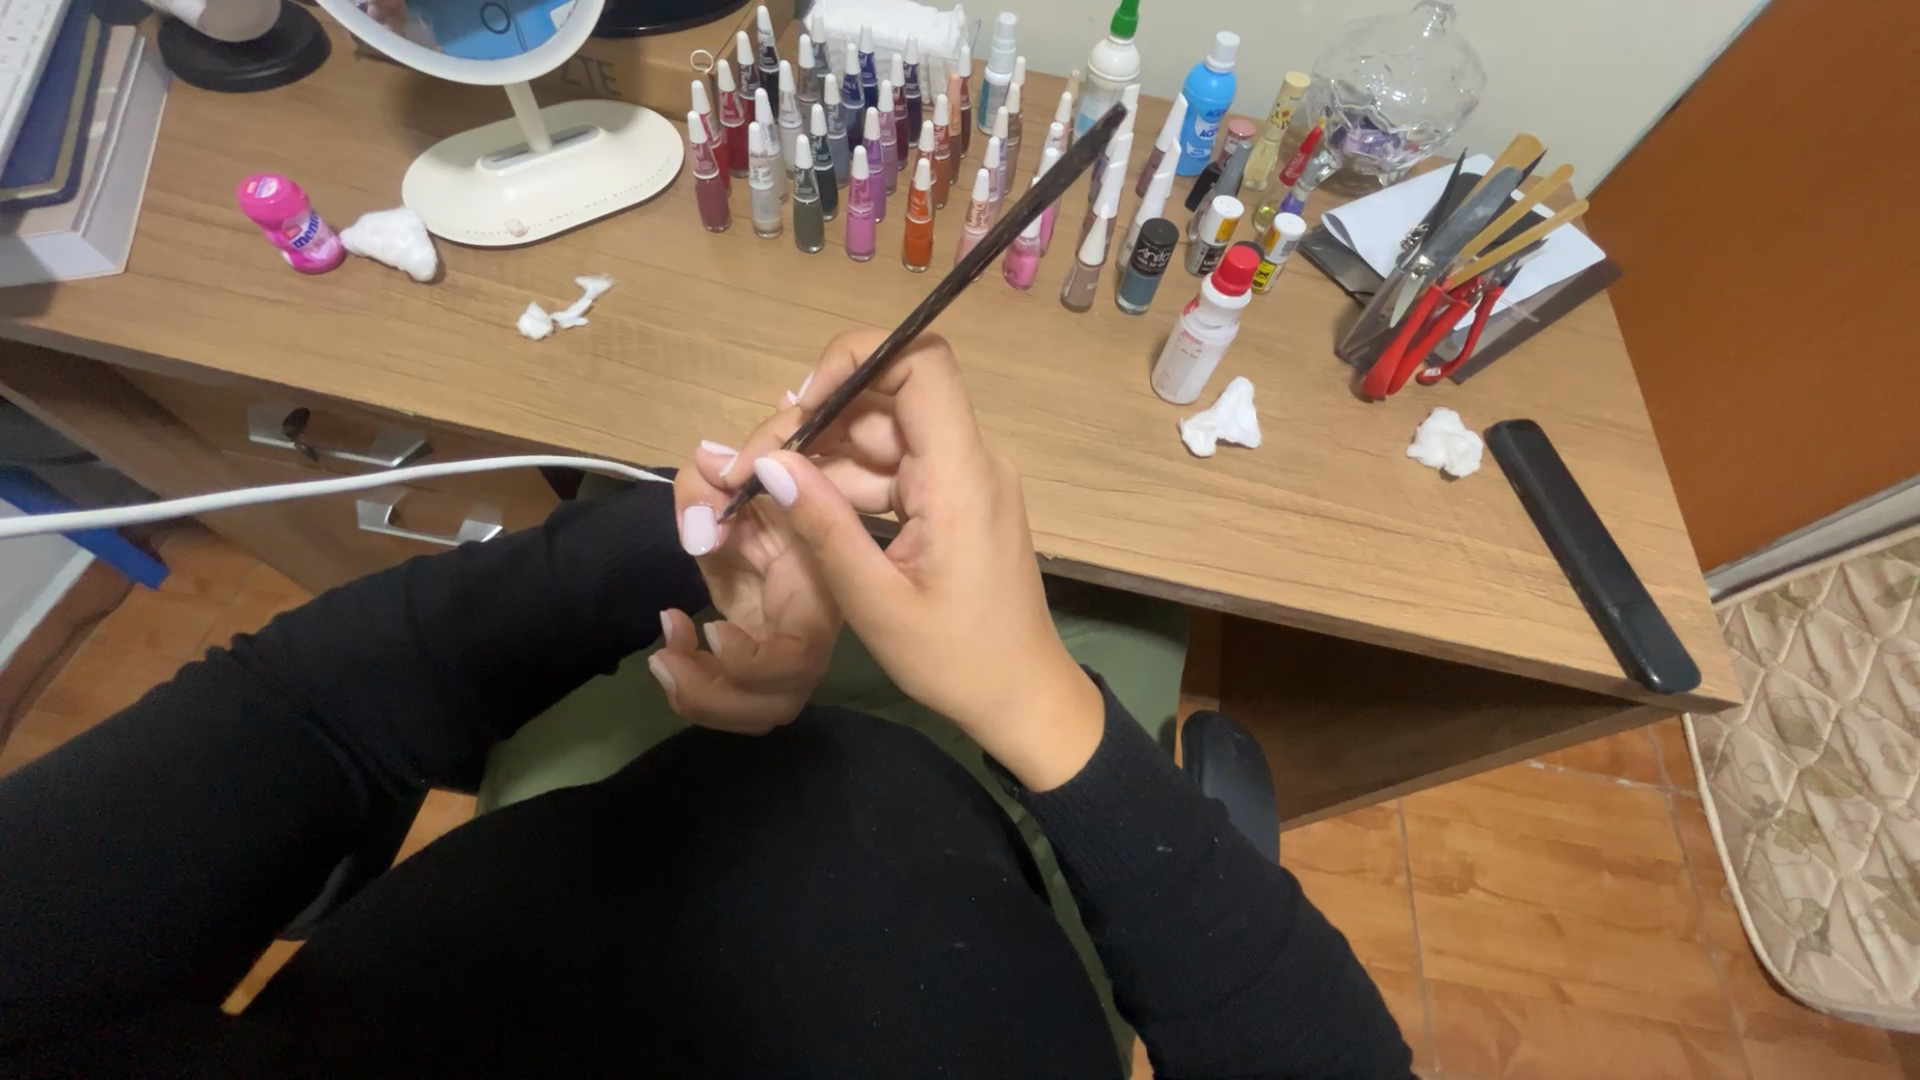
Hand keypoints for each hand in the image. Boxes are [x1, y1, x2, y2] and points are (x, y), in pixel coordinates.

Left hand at [650, 415, 840, 735]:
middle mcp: (813, 633)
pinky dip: (699, 687)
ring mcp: (791, 653)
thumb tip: (706, 476)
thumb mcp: (733, 484)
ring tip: (663, 660)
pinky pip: (742, 698)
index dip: (754, 663)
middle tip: (665, 661)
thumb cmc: (764, 499)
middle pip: (782, 701)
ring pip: (762, 713)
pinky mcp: (767, 660)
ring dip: (703, 701)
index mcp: (815, 591)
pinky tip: (676, 644)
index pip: (804, 651)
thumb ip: (713, 485)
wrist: (772, 514)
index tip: (712, 628)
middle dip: (717, 699)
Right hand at [723, 331, 1104, 789]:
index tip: (802, 404)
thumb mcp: (875, 600)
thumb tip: (770, 462)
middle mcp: (968, 462)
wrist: (1020, 695)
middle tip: (754, 467)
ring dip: (825, 456)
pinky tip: (806, 506)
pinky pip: (897, 470)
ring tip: (763, 490)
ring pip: (886, 436)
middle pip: (888, 400)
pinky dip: (850, 482)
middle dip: (818, 421)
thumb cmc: (955, 659)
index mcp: (960, 476)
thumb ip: (822, 524)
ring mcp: (963, 481)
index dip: (858, 360)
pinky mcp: (954, 503)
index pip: (921, 364)